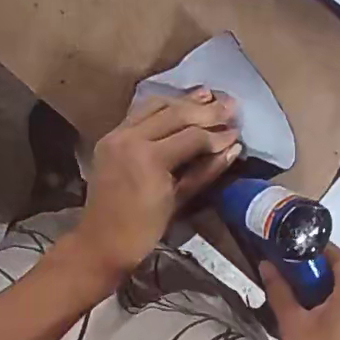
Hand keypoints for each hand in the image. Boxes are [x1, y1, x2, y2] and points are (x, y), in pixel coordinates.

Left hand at [62, 89, 244, 278]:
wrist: (101, 242)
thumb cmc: (142, 231)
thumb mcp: (177, 202)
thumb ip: (205, 172)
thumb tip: (232, 148)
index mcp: (149, 157)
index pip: (191, 136)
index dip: (217, 134)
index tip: (238, 131)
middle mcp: (131, 138)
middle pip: (175, 114)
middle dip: (206, 110)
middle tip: (231, 105)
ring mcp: (116, 135)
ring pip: (155, 106)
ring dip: (183, 101)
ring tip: (208, 96)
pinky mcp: (109, 138)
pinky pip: (138, 114)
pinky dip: (160, 108)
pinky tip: (178, 104)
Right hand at [260, 245, 339, 339]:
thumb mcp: (296, 328)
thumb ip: (279, 292)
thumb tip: (266, 265)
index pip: (318, 248)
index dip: (294, 259)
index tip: (281, 277)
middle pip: (332, 264)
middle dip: (311, 280)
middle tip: (297, 308)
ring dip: (325, 292)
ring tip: (313, 320)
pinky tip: (331, 324)